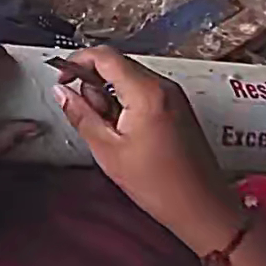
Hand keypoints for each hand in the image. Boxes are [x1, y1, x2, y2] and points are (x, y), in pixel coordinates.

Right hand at [54, 47, 240, 255]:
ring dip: (108, 93)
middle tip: (87, 113)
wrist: (203, 209)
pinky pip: (141, 88)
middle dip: (92, 82)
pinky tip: (123, 130)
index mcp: (146, 93)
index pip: (103, 56)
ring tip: (108, 128)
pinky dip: (124, 100)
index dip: (76, 62)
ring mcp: (173, 94)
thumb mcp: (108, 150)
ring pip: (126, 76)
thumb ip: (81, 115)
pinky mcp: (176, 105)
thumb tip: (62, 93)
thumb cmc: (161, 186)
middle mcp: (163, 86)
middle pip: (115, 63)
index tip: (63, 79)